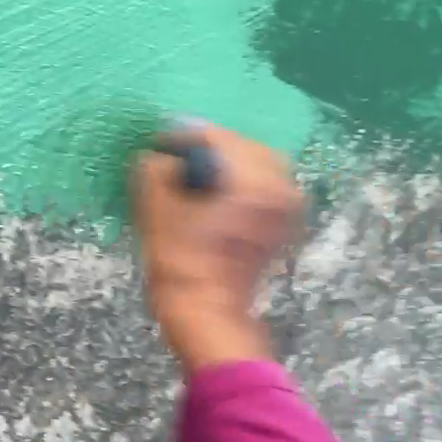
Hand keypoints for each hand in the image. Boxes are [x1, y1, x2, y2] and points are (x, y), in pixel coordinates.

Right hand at [131, 121, 302, 372]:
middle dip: (212, 147)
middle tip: (176, 153)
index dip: (185, 136)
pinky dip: (237, 182)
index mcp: (253, 182)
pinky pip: (262, 187)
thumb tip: (158, 156)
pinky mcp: (280, 224)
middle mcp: (281, 188)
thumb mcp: (156, 209)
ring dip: (226, 163)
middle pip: (247, 149)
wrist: (205, 306)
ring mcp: (286, 208)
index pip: (220, 139)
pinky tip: (210, 193)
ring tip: (192, 173)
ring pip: (257, 167)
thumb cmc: (178, 258)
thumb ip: (156, 171)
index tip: (158, 141)